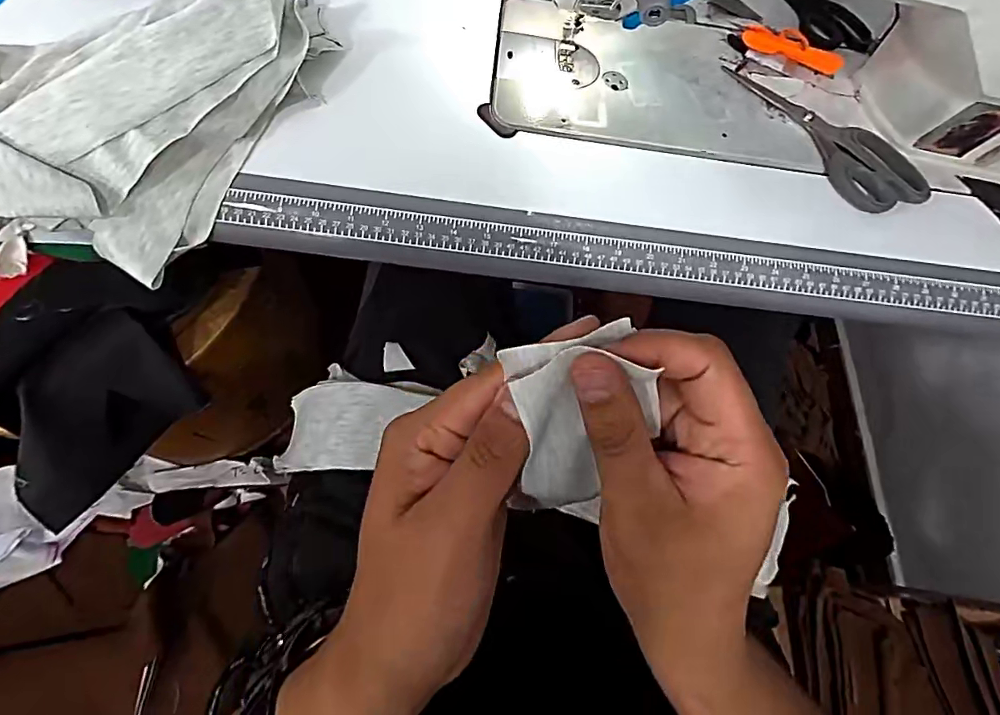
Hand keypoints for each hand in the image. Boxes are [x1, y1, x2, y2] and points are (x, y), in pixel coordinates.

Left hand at [282, 318, 599, 714]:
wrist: (396, 663)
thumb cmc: (412, 601)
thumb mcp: (449, 528)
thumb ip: (486, 460)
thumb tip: (519, 396)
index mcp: (421, 437)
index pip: (487, 384)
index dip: (537, 357)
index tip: (583, 335)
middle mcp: (439, 440)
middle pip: (501, 395)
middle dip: (549, 372)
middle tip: (604, 352)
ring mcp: (459, 464)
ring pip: (512, 421)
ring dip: (550, 402)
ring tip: (598, 381)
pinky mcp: (478, 489)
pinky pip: (515, 451)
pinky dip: (544, 439)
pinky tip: (575, 430)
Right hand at [572, 330, 813, 714]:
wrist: (686, 640)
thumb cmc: (671, 587)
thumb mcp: (635, 503)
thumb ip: (614, 428)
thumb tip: (590, 364)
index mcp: (745, 448)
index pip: (708, 363)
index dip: (654, 346)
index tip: (602, 352)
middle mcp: (739, 437)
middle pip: (689, 368)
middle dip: (633, 363)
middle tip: (582, 367)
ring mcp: (717, 444)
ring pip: (670, 385)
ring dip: (626, 384)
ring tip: (582, 387)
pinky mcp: (695, 453)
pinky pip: (661, 410)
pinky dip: (627, 406)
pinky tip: (597, 411)